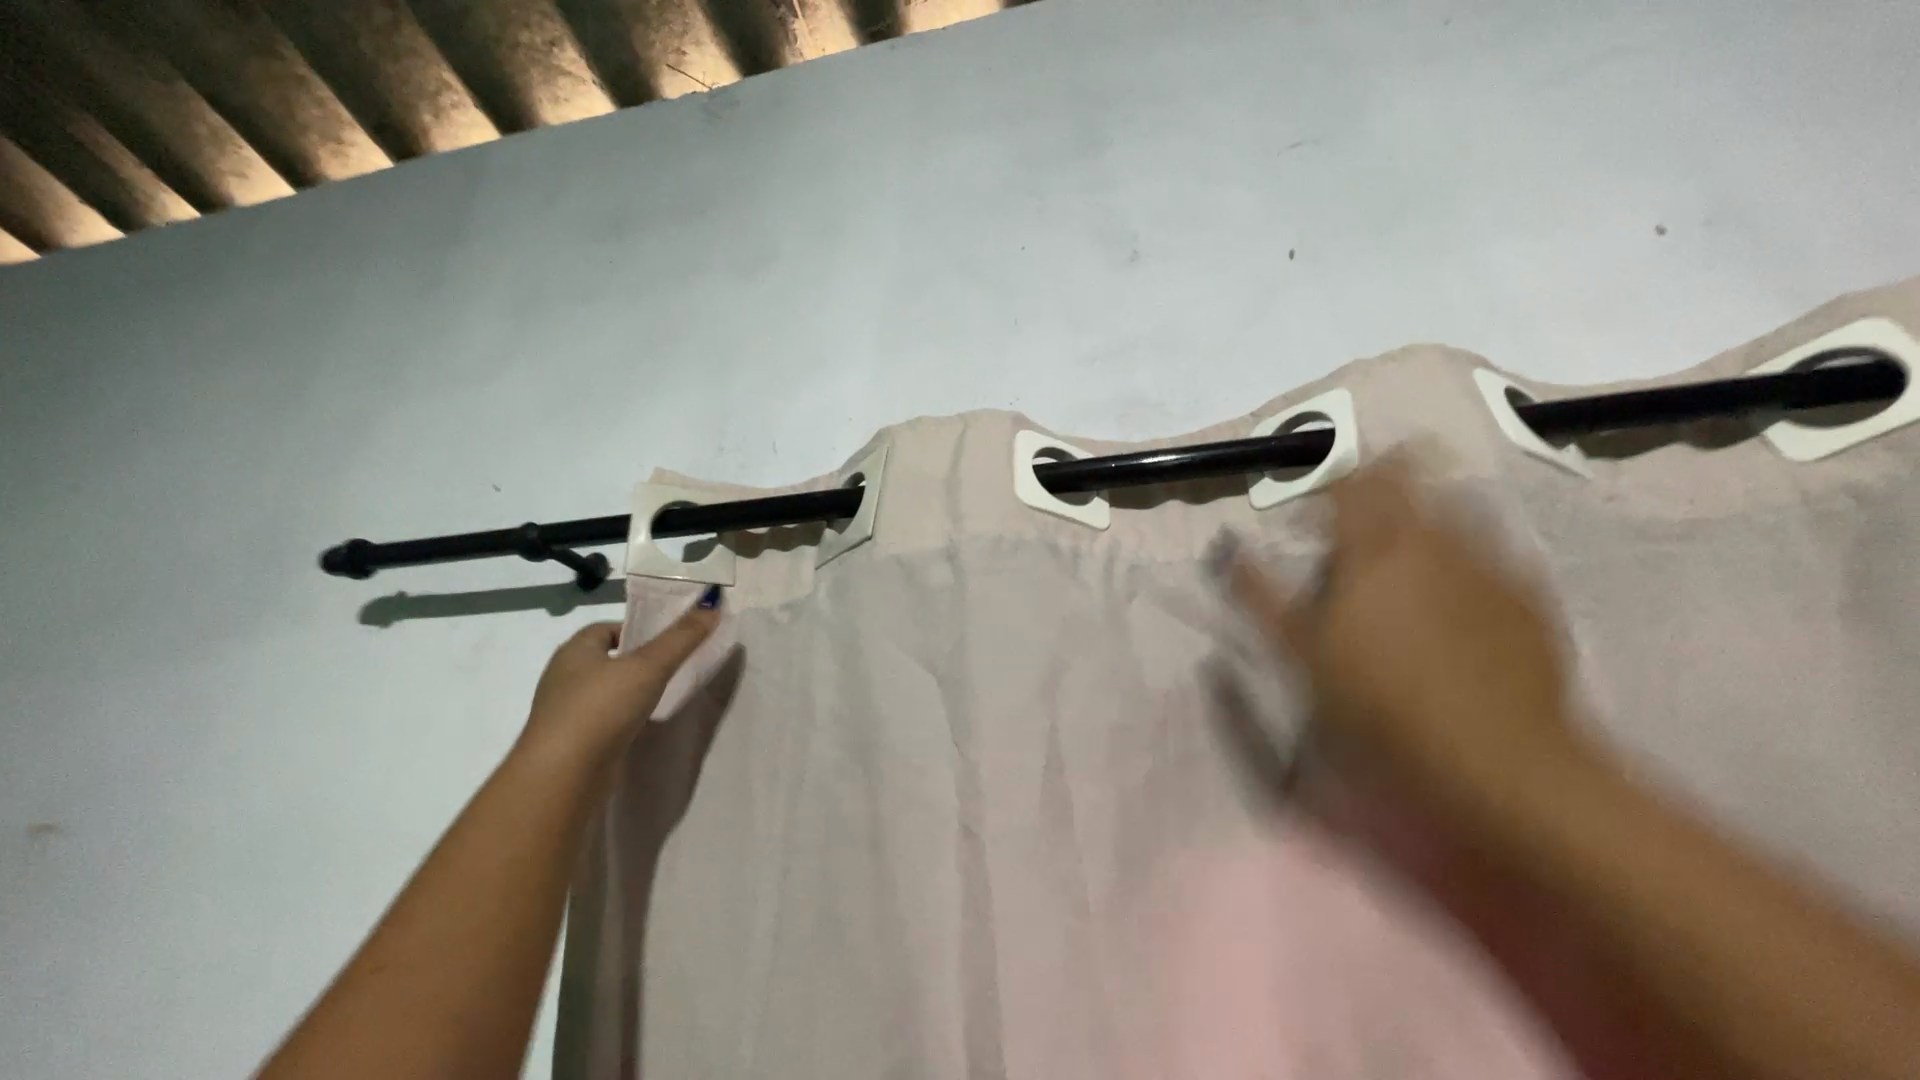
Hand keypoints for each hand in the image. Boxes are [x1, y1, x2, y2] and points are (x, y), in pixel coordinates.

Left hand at [521, 587, 722, 764]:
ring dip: (627, 693)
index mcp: (574, 651)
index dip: (636, 631)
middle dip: (634, 662)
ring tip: (659, 699)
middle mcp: (563, 677)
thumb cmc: (601, 709)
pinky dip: (619, 720)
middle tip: (669, 668)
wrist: (563, 776)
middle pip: (604, 659)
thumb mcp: (648, 667)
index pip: (605, 629)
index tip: (665, 643)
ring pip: (602, 692)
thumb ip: (681, 638)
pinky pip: (599, 721)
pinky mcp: (569, 743)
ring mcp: (563, 713)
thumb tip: (711, 604)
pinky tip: (638, 728)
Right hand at [1217, 455, 1593, 816]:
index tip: (1302, 520)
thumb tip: (1227, 550)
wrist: (1500, 762)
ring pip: (1454, 503)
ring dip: (1422, 516)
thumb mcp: (1301, 656)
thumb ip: (1259, 595)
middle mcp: (1437, 537)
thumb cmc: (1381, 709)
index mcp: (1375, 546)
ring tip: (1403, 560)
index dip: (1322, 488)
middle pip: (1409, 472)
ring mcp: (1491, 561)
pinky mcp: (1528, 595)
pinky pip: (1489, 549)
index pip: (1347, 481)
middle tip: (1353, 526)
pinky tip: (1452, 600)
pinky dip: (1462, 557)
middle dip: (1377, 484)